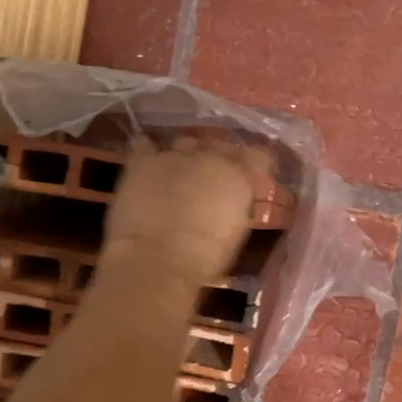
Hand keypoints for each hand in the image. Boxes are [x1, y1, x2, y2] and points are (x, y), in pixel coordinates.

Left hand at [101, 136, 261, 284]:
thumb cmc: (204, 257)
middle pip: (218, 145)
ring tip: (178, 172)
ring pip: (185, 142)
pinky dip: (146, 151)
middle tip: (209, 178)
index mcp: (239, 177)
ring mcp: (175, 155)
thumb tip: (231, 199)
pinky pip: (144, 145)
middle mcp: (210, 157)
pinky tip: (145, 165)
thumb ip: (236, 206)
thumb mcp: (235, 233)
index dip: (252, 164)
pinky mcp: (143, 161)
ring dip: (184, 155)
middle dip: (216, 158)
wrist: (157, 259)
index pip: (258, 156)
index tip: (248, 175)